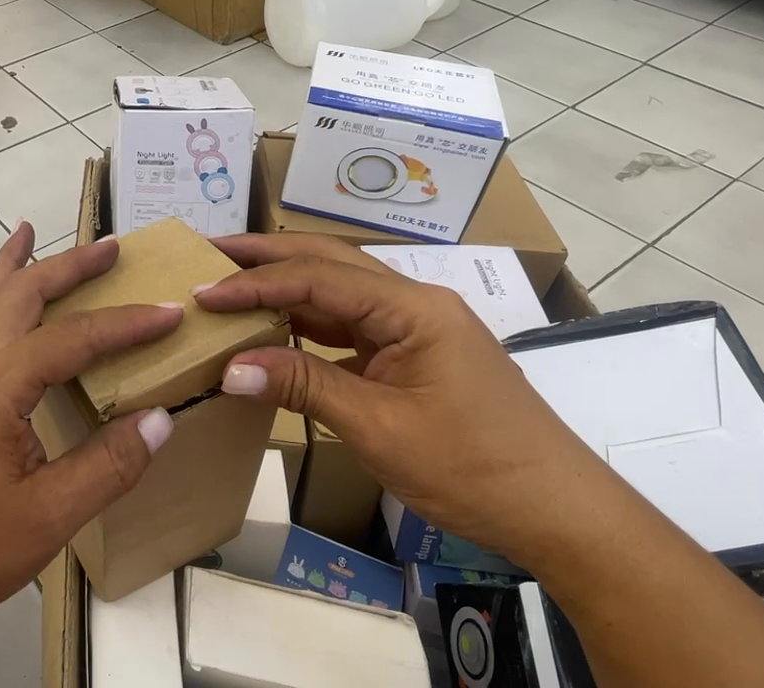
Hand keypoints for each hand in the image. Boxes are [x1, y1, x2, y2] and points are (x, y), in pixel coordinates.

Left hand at [0, 223, 183, 632]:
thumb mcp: (49, 517)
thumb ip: (108, 466)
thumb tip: (162, 418)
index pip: (72, 338)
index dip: (125, 325)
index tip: (170, 313)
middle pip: (20, 292)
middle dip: (68, 265)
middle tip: (111, 247)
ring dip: (18, 265)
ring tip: (34, 233)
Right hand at [192, 233, 617, 566]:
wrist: (558, 512)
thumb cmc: (471, 468)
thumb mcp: (378, 428)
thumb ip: (303, 386)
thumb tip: (230, 368)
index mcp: (413, 308)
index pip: (318, 278)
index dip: (256, 283)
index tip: (204, 290)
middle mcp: (415, 302)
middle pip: (330, 261)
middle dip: (268, 254)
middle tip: (211, 250)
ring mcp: (418, 326)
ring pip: (340, 288)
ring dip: (287, 284)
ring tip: (233, 279)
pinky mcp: (416, 352)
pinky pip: (352, 323)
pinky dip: (308, 320)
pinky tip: (276, 325)